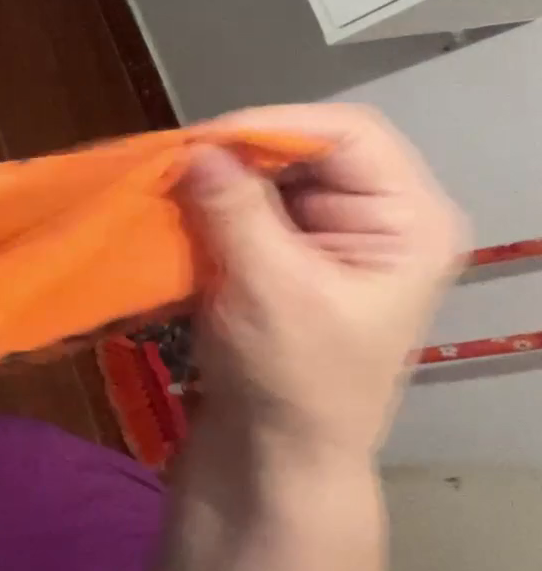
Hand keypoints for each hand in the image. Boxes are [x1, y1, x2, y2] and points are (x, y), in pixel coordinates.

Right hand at [178, 105, 466, 461]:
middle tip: (170, 164)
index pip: (348, 134)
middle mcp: (377, 216)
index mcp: (406, 221)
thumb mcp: (266, 287)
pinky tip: (175, 211)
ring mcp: (330, 234)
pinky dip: (208, 203)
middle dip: (236, 151)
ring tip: (164, 186)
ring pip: (271, 175)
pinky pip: (247, 205)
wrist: (276, 443)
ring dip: (216, 178)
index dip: (271, 126)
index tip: (196, 144)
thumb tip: (194, 149)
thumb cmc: (292, 374)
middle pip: (308, 149)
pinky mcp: (287, 252)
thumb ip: (234, 212)